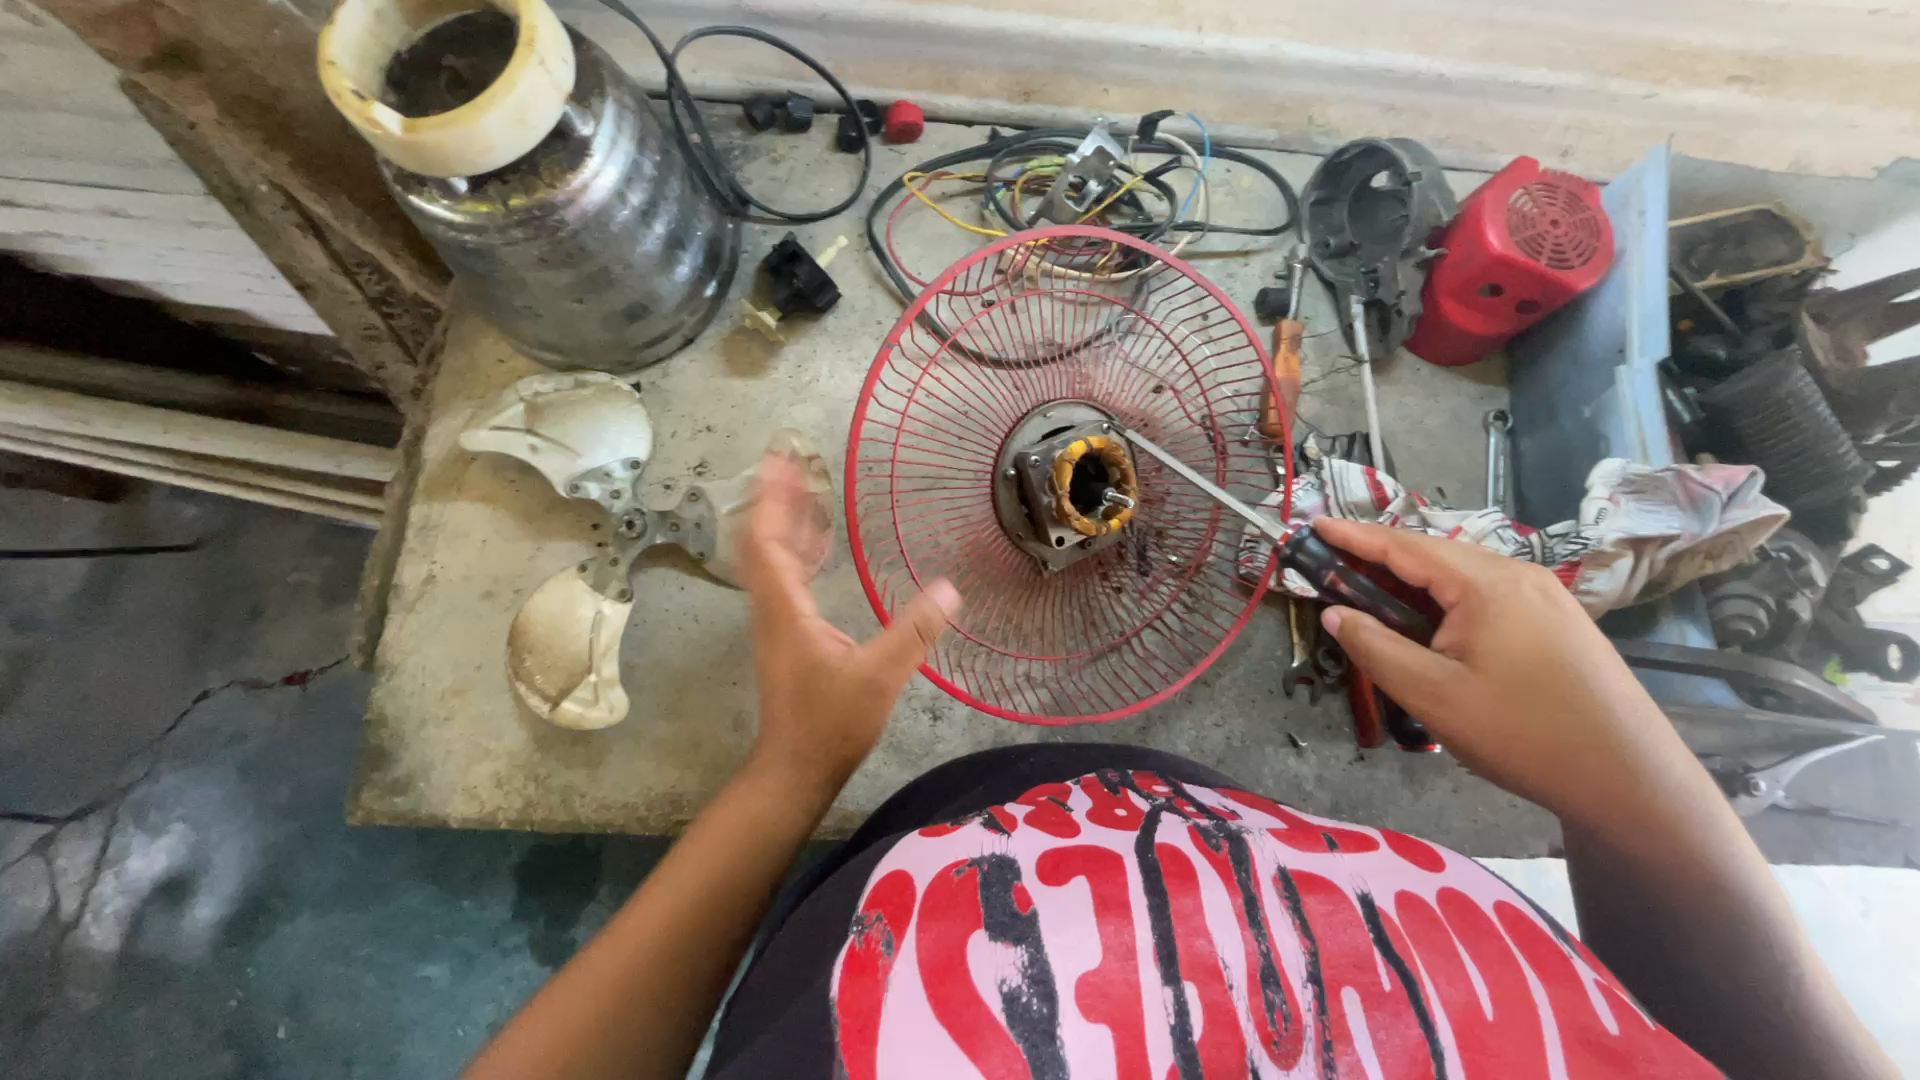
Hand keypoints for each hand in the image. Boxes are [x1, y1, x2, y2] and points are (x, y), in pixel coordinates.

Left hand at [739, 452, 960, 789]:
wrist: (795, 768)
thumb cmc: (830, 723)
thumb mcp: (879, 677)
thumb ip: (914, 632)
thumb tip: (951, 589)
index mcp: (786, 609)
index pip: (768, 539)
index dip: (773, 498)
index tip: (781, 459)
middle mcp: (773, 608)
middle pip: (764, 541)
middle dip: (777, 499)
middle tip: (795, 462)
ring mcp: (777, 623)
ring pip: (772, 560)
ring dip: (786, 524)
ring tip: (808, 491)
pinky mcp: (786, 637)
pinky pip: (785, 580)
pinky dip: (797, 554)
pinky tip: (819, 547)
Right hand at [1312, 518, 1699, 829]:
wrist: (1630, 780)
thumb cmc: (1522, 733)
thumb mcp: (1431, 694)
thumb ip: (1375, 647)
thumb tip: (1336, 613)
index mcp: (1486, 584)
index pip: (1405, 547)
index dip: (1354, 536)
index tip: (1313, 526)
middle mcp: (1519, 576)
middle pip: (1435, 554)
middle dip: (1380, 556)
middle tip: (1332, 565)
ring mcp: (1545, 598)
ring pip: (1461, 574)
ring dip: (1412, 579)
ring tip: (1370, 592)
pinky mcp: (1557, 622)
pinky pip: (1485, 594)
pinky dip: (1442, 597)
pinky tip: (1427, 620)